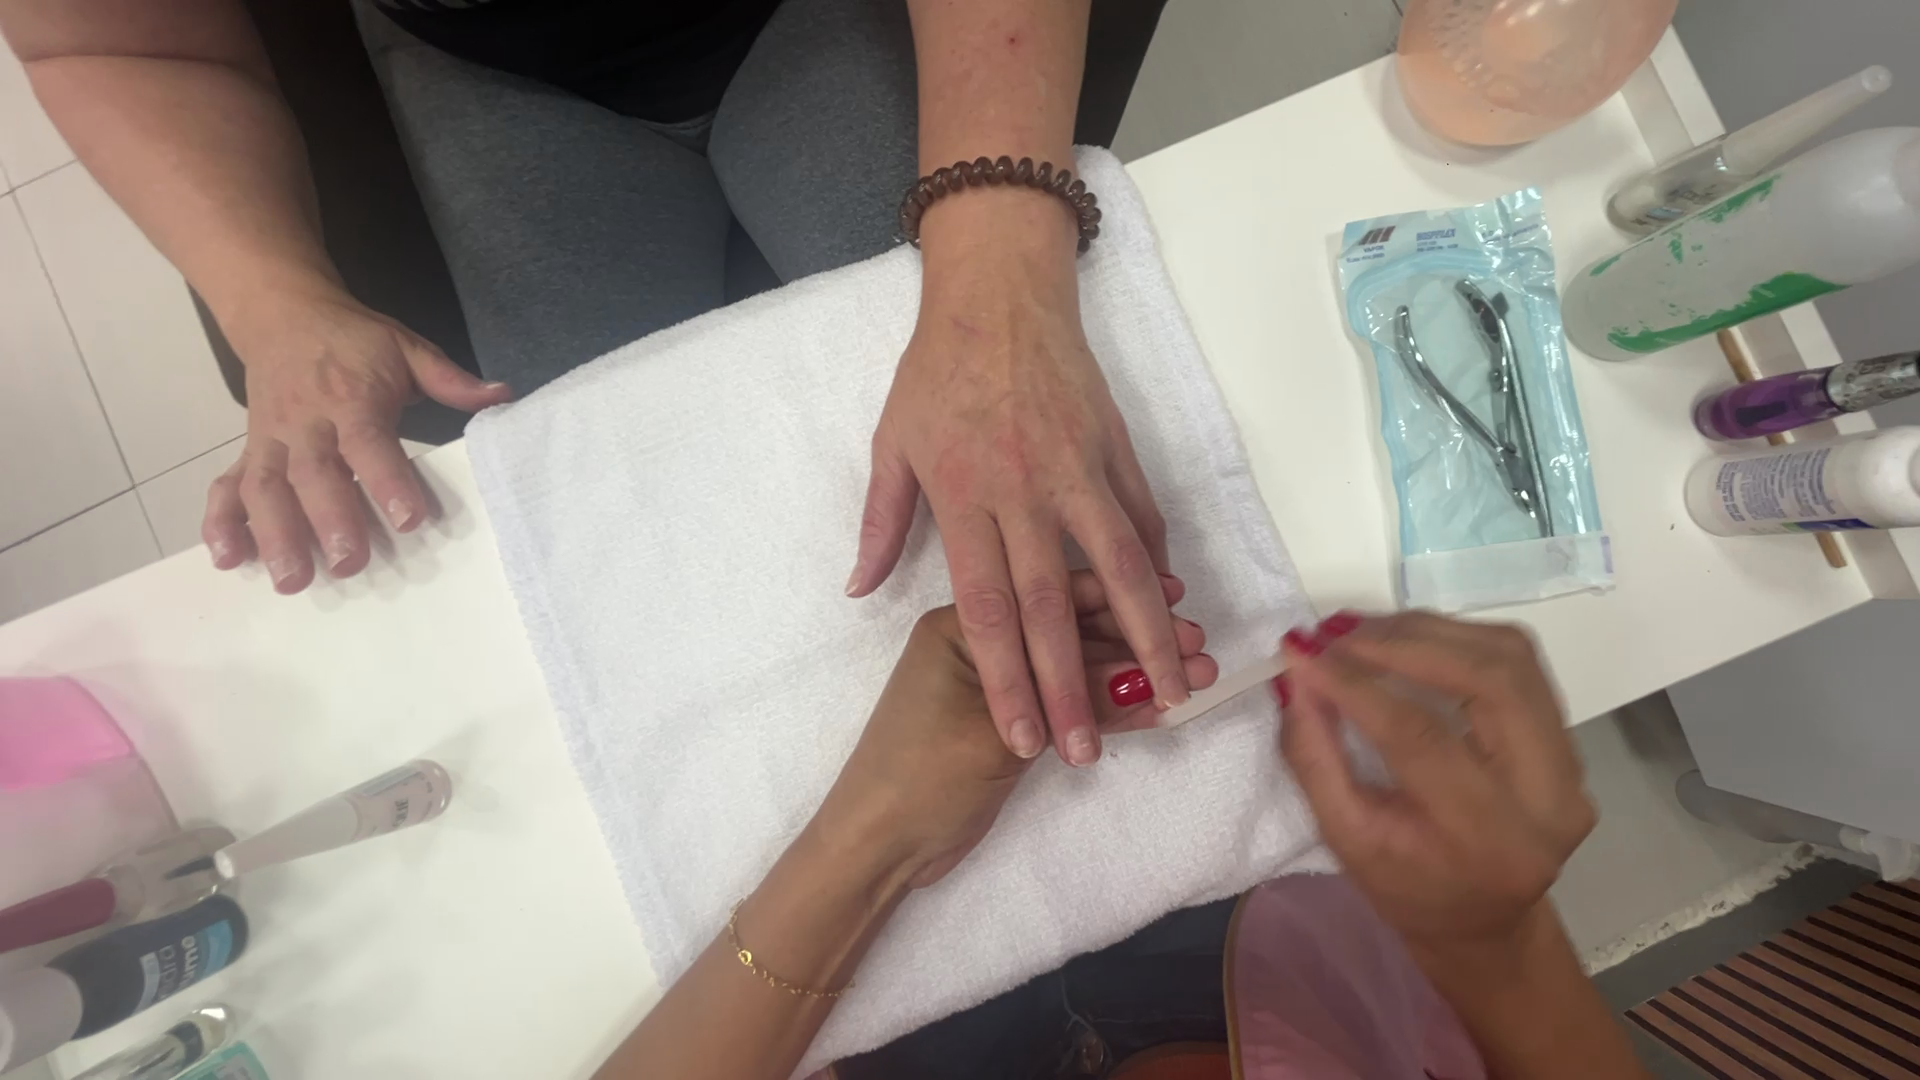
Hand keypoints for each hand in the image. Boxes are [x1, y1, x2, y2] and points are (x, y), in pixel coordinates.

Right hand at [204, 287, 511, 592]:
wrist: (280, 312)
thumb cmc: (356, 340)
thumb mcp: (410, 349)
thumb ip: (452, 379)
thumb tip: (502, 396)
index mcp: (350, 399)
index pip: (369, 444)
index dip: (388, 481)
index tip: (410, 520)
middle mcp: (304, 423)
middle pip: (312, 476)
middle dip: (329, 522)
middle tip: (351, 565)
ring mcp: (269, 437)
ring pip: (265, 488)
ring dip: (274, 536)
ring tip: (292, 581)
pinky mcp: (248, 447)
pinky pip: (228, 484)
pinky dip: (222, 520)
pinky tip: (226, 559)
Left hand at [817, 572, 1215, 889]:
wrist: (878, 846)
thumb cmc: (920, 772)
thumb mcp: (1000, 734)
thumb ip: (1075, 705)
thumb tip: (1154, 682)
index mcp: (963, 624)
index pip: (1048, 595)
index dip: (1113, 598)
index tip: (1171, 598)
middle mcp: (984, 645)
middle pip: (1071, 632)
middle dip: (1135, 638)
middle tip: (1198, 643)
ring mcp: (1000, 687)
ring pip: (1077, 672)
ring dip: (1132, 676)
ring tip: (1197, 675)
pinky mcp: (1013, 726)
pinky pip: (1069, 708)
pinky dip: (1111, 710)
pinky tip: (1159, 708)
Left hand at [850, 195, 1183, 768]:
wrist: (997, 294)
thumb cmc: (936, 373)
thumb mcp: (891, 443)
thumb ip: (880, 522)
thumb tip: (859, 590)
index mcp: (964, 500)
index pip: (988, 610)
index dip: (1008, 680)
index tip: (1024, 737)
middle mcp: (1024, 494)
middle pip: (1051, 606)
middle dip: (1071, 685)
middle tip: (1087, 751)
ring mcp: (1078, 470)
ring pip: (1120, 566)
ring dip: (1147, 633)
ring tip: (1171, 691)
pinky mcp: (1115, 448)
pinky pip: (1141, 515)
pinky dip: (1157, 563)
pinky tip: (1168, 606)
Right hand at [1277, 611, 1595, 953]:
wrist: (1483, 919)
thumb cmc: (1403, 883)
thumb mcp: (1342, 834)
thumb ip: (1313, 754)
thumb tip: (1296, 675)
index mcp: (1487, 835)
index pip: (1420, 736)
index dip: (1353, 685)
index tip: (1298, 652)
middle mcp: (1549, 794)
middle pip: (1490, 679)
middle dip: (1402, 642)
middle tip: (1332, 634)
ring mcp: (1571, 762)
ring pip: (1509, 656)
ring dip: (1425, 630)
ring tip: (1358, 632)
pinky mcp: (1566, 738)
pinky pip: (1515, 662)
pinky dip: (1450, 637)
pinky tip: (1399, 641)